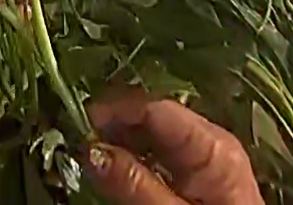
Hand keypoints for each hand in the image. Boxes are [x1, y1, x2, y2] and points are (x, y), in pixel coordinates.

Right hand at [84, 89, 262, 204]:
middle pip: (153, 116)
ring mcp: (206, 157)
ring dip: (122, 140)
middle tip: (81, 140)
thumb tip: (90, 150)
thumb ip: (135, 185)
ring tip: (92, 154)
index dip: (116, 109)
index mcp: (211, 144)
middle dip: (116, 124)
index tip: (82, 122)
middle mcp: (209, 140)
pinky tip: (117, 168)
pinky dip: (135, 157)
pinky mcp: (200, 177)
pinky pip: (161, 154)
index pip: (155, 107)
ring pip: (154, 134)